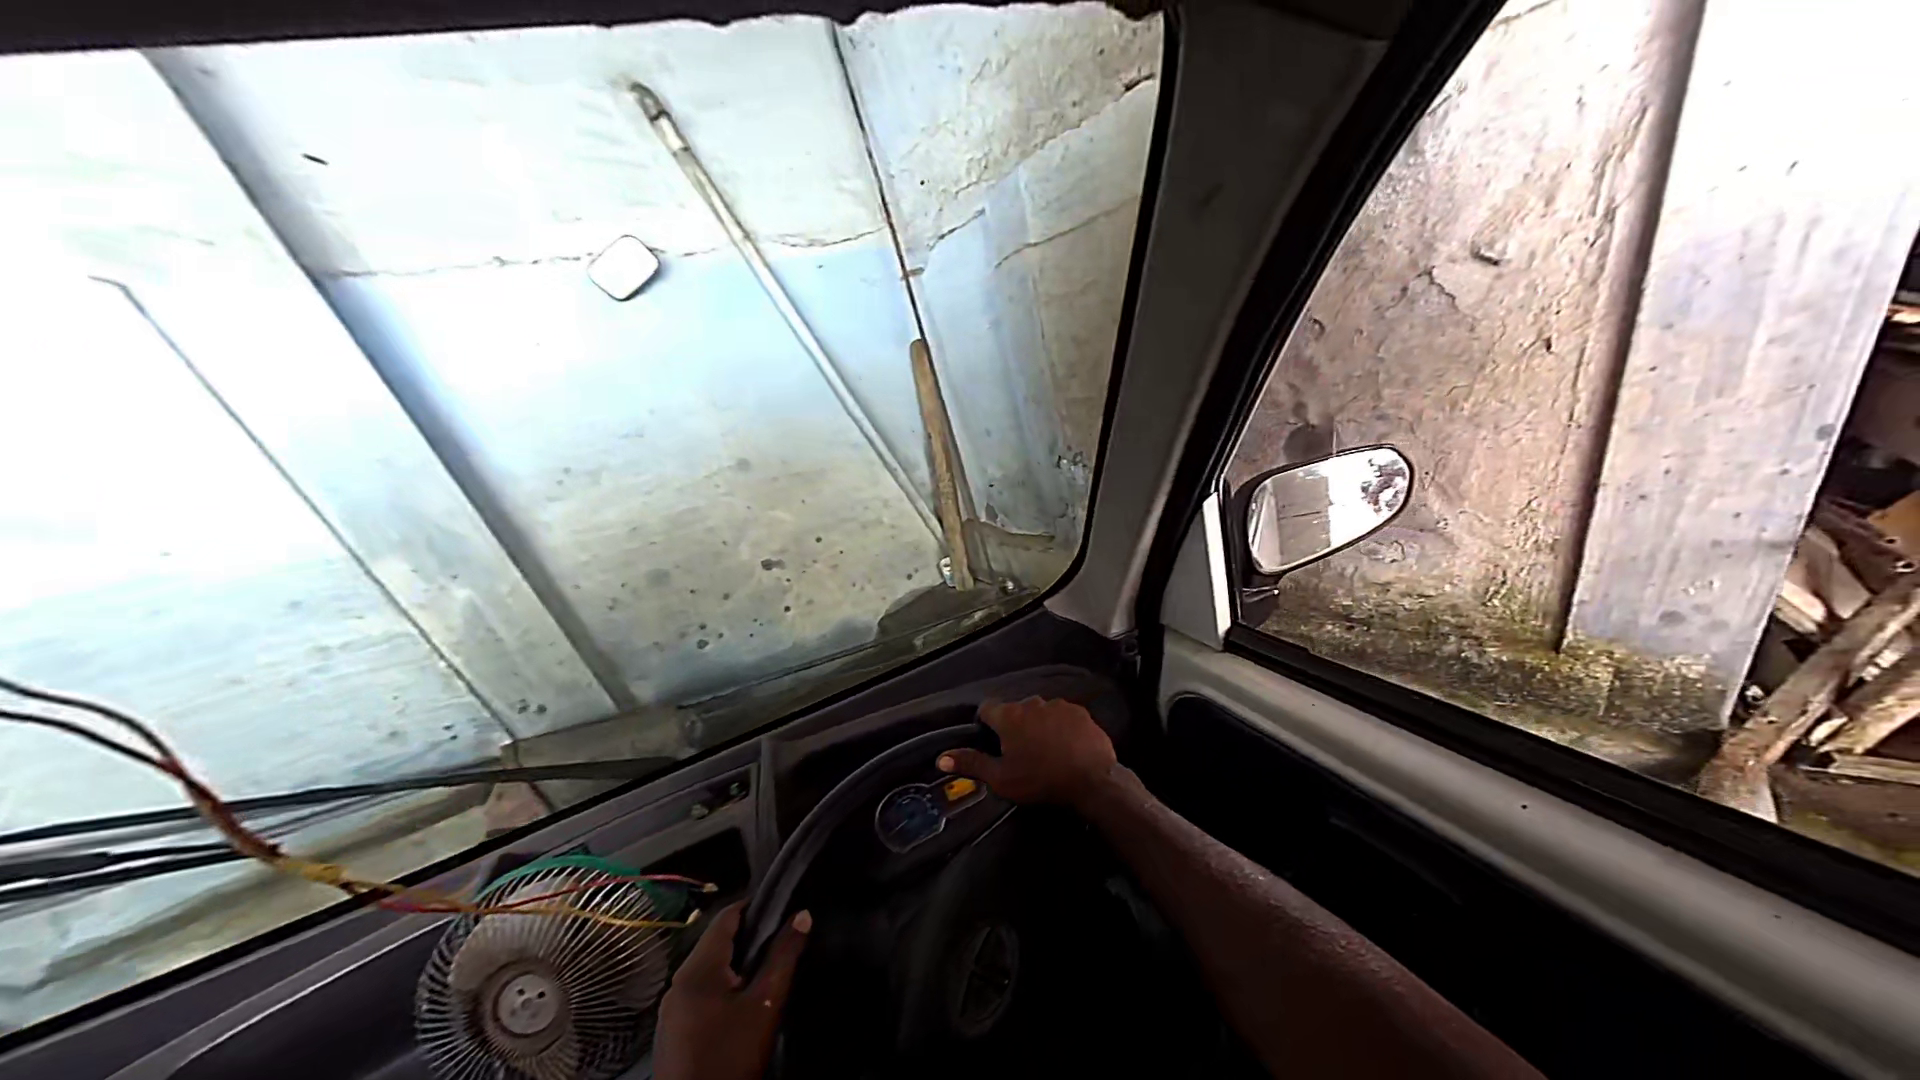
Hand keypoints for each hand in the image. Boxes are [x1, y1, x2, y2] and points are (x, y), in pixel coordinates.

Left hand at [654, 902, 809, 1079]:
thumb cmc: (731, 1056)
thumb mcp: (765, 1004)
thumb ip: (784, 955)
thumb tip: (802, 915)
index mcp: (697, 968)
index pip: (726, 916)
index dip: (754, 907)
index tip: (781, 909)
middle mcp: (677, 981)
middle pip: (716, 942)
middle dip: (748, 937)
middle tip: (779, 942)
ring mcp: (671, 1008)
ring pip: (707, 968)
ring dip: (735, 963)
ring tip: (766, 970)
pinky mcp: (671, 1030)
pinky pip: (699, 992)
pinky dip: (721, 986)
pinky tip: (741, 1003)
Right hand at [937, 697, 1118, 809]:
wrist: (1092, 779)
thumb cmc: (1040, 780)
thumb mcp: (1001, 779)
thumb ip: (971, 764)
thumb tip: (940, 758)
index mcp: (1009, 716)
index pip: (986, 708)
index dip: (985, 723)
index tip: (991, 741)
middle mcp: (1031, 703)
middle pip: (1015, 711)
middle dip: (1014, 727)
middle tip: (1020, 753)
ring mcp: (1058, 705)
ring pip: (1040, 713)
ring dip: (1038, 726)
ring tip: (1045, 751)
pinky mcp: (1080, 712)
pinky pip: (1063, 716)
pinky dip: (1061, 728)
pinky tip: (1066, 747)